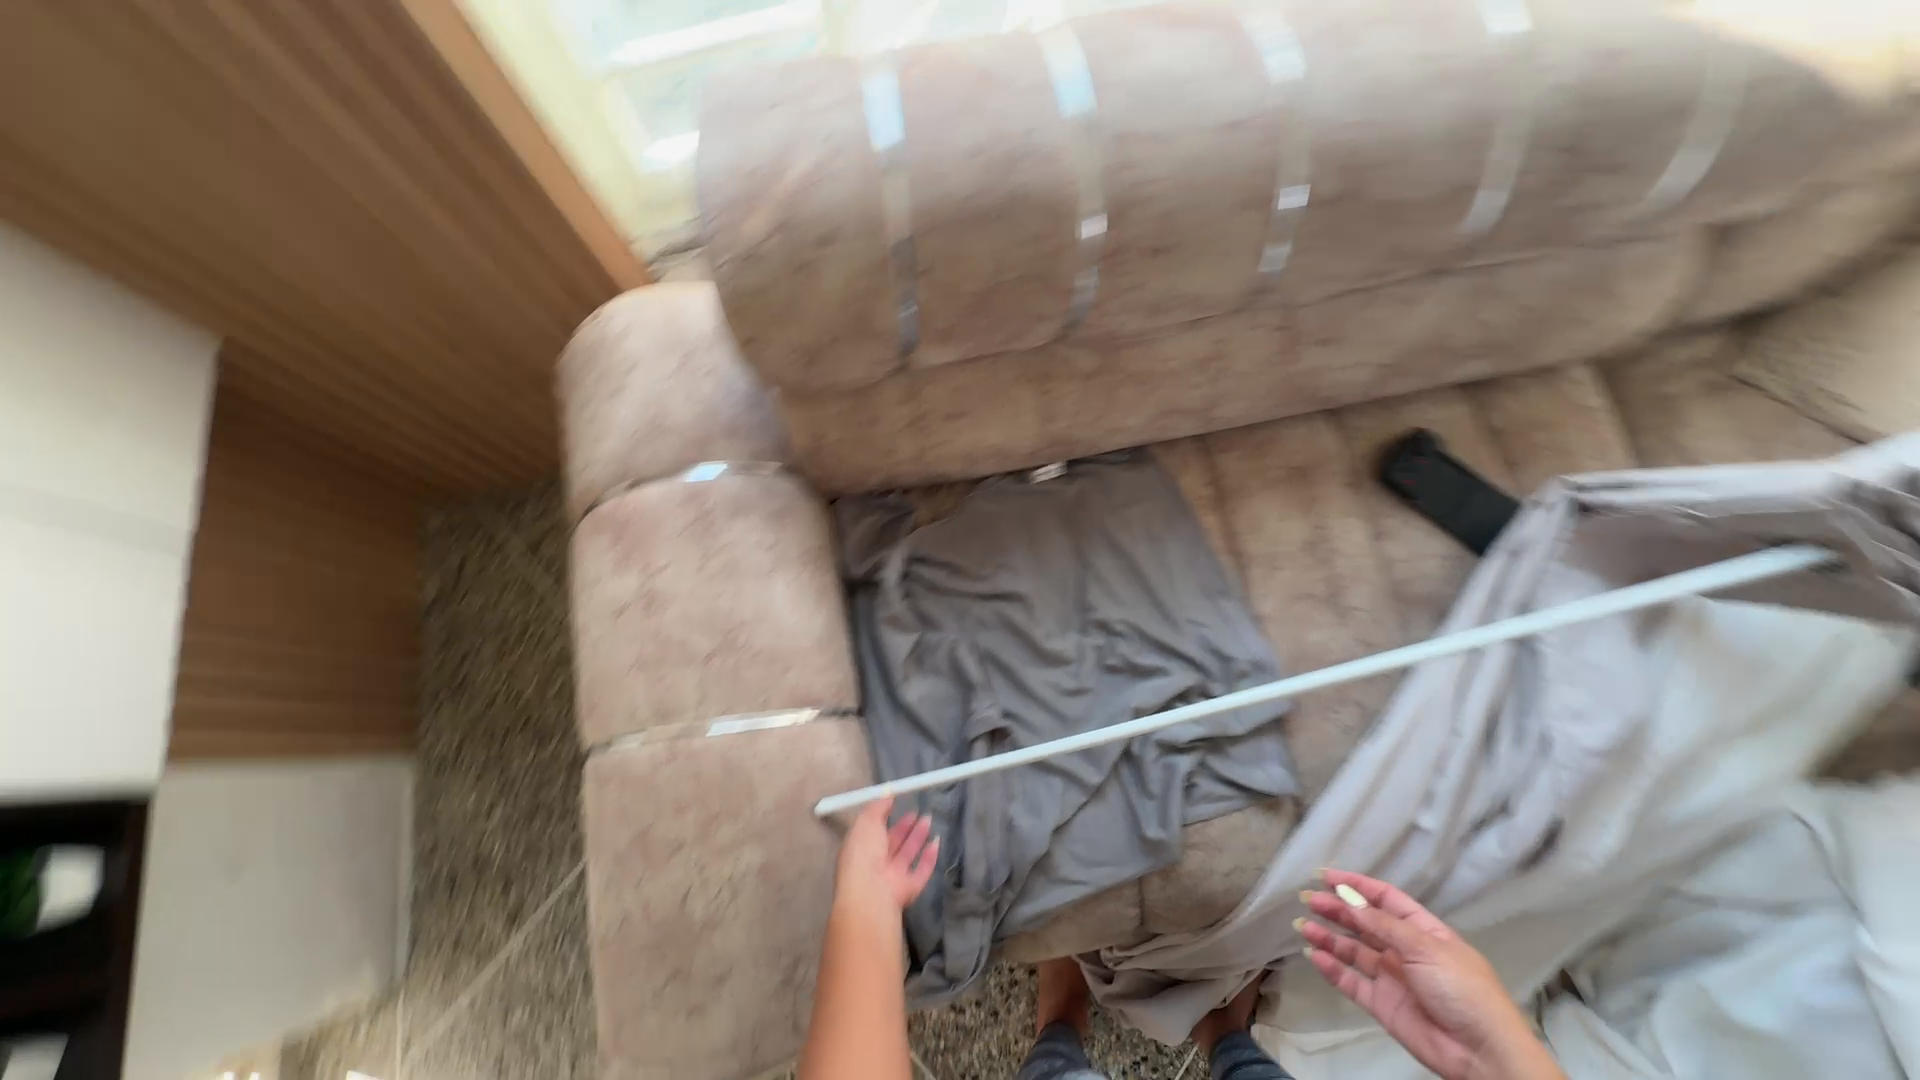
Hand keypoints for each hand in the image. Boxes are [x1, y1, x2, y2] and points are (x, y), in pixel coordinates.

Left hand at [833, 796, 939, 917]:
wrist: (871, 893)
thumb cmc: (864, 855)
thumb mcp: (866, 823)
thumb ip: (877, 808)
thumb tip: (887, 794)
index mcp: (860, 850)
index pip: (873, 832)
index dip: (885, 818)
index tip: (897, 804)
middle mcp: (875, 865)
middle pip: (892, 843)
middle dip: (905, 827)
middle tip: (917, 812)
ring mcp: (892, 878)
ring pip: (907, 855)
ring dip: (918, 837)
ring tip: (928, 819)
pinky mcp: (908, 889)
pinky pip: (921, 871)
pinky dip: (930, 857)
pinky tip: (936, 842)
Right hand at [1298, 870, 1564, 1079]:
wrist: (1483, 1053)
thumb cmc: (1463, 990)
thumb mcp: (1426, 948)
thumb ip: (1384, 925)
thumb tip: (1349, 901)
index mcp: (1423, 931)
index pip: (1384, 899)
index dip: (1356, 885)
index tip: (1325, 877)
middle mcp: (1405, 950)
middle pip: (1365, 922)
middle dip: (1336, 909)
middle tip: (1308, 899)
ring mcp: (1393, 977)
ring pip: (1353, 950)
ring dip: (1329, 936)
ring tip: (1303, 925)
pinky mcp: (1382, 1004)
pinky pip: (1351, 981)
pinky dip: (1332, 968)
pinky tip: (1314, 955)